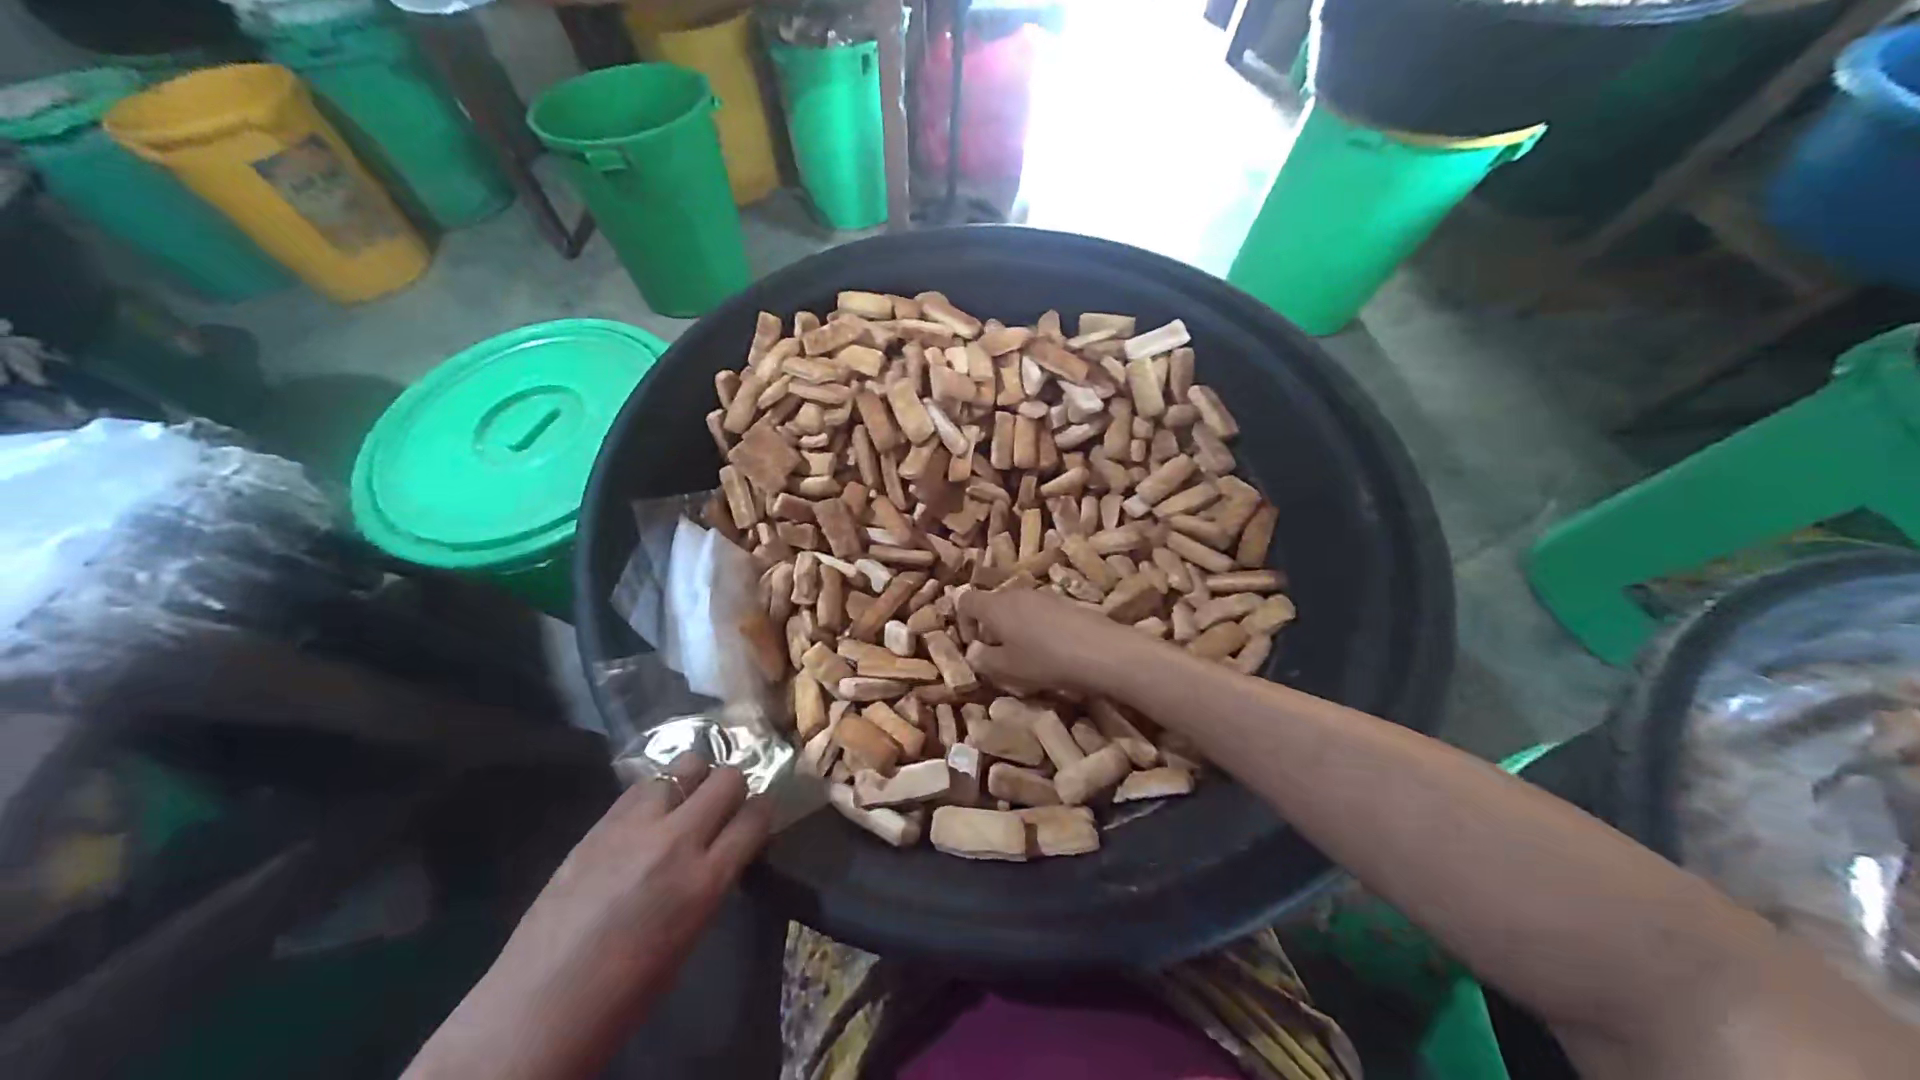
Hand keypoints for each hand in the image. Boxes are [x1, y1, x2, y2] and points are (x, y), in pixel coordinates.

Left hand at [404, 755, 771, 1079]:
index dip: (762, 812)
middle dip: (733, 788)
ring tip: (684, 803)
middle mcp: (676, 841)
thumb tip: (724, 847)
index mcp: (705, 880)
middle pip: (727, 778)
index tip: (756, 819)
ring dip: (694, 780)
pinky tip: (647, 817)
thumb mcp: (692, 933)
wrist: (540, 1008)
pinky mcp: (598, 824)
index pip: (756, 815)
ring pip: (685, 765)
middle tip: (724, 808)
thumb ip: (712, 879)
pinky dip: (656, 792)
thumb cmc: (627, 991)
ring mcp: (633, 826)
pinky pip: (642, 786)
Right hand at [959, 587, 1156, 695]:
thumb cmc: (1044, 660)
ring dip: (1013, 629)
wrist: (1100, 651)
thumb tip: (973, 651)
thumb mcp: (1005, 668)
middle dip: (989, 628)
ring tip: (1024, 656)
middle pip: (992, 603)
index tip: (972, 646)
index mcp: (995, 605)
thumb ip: (982, 659)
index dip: (962, 622)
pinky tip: (1049, 652)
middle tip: (997, 656)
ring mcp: (1043, 595)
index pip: (965, 599)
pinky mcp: (1064, 603)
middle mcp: (1016, 592)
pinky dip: (1034, 628)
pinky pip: (1038, 612)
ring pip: (1016, 608)